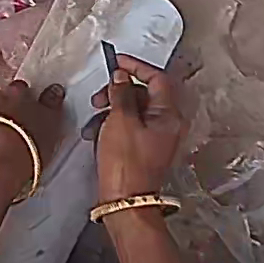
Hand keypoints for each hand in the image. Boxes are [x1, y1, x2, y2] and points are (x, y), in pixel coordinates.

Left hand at [0, 80, 66, 199]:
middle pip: (0, 97)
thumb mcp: (51, 123)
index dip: (27, 99)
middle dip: (7, 107)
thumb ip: (51, 103)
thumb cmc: (26, 144)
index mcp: (15, 92)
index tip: (32, 110)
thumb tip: (54, 92)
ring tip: (4, 137)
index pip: (22, 87)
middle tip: (18, 125)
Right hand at [93, 55, 187, 203]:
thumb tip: (121, 77)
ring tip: (94, 116)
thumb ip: (121, 93)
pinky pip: (129, 124)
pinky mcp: (143, 146)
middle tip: (100, 96)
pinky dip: (111, 122)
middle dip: (118, 90)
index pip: (157, 78)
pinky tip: (96, 132)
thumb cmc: (127, 163)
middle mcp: (167, 124)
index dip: (136, 67)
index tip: (117, 62)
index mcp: (169, 115)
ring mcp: (156, 136)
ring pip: (133, 108)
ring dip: (111, 107)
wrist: (125, 200)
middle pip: (144, 93)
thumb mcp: (120, 120)